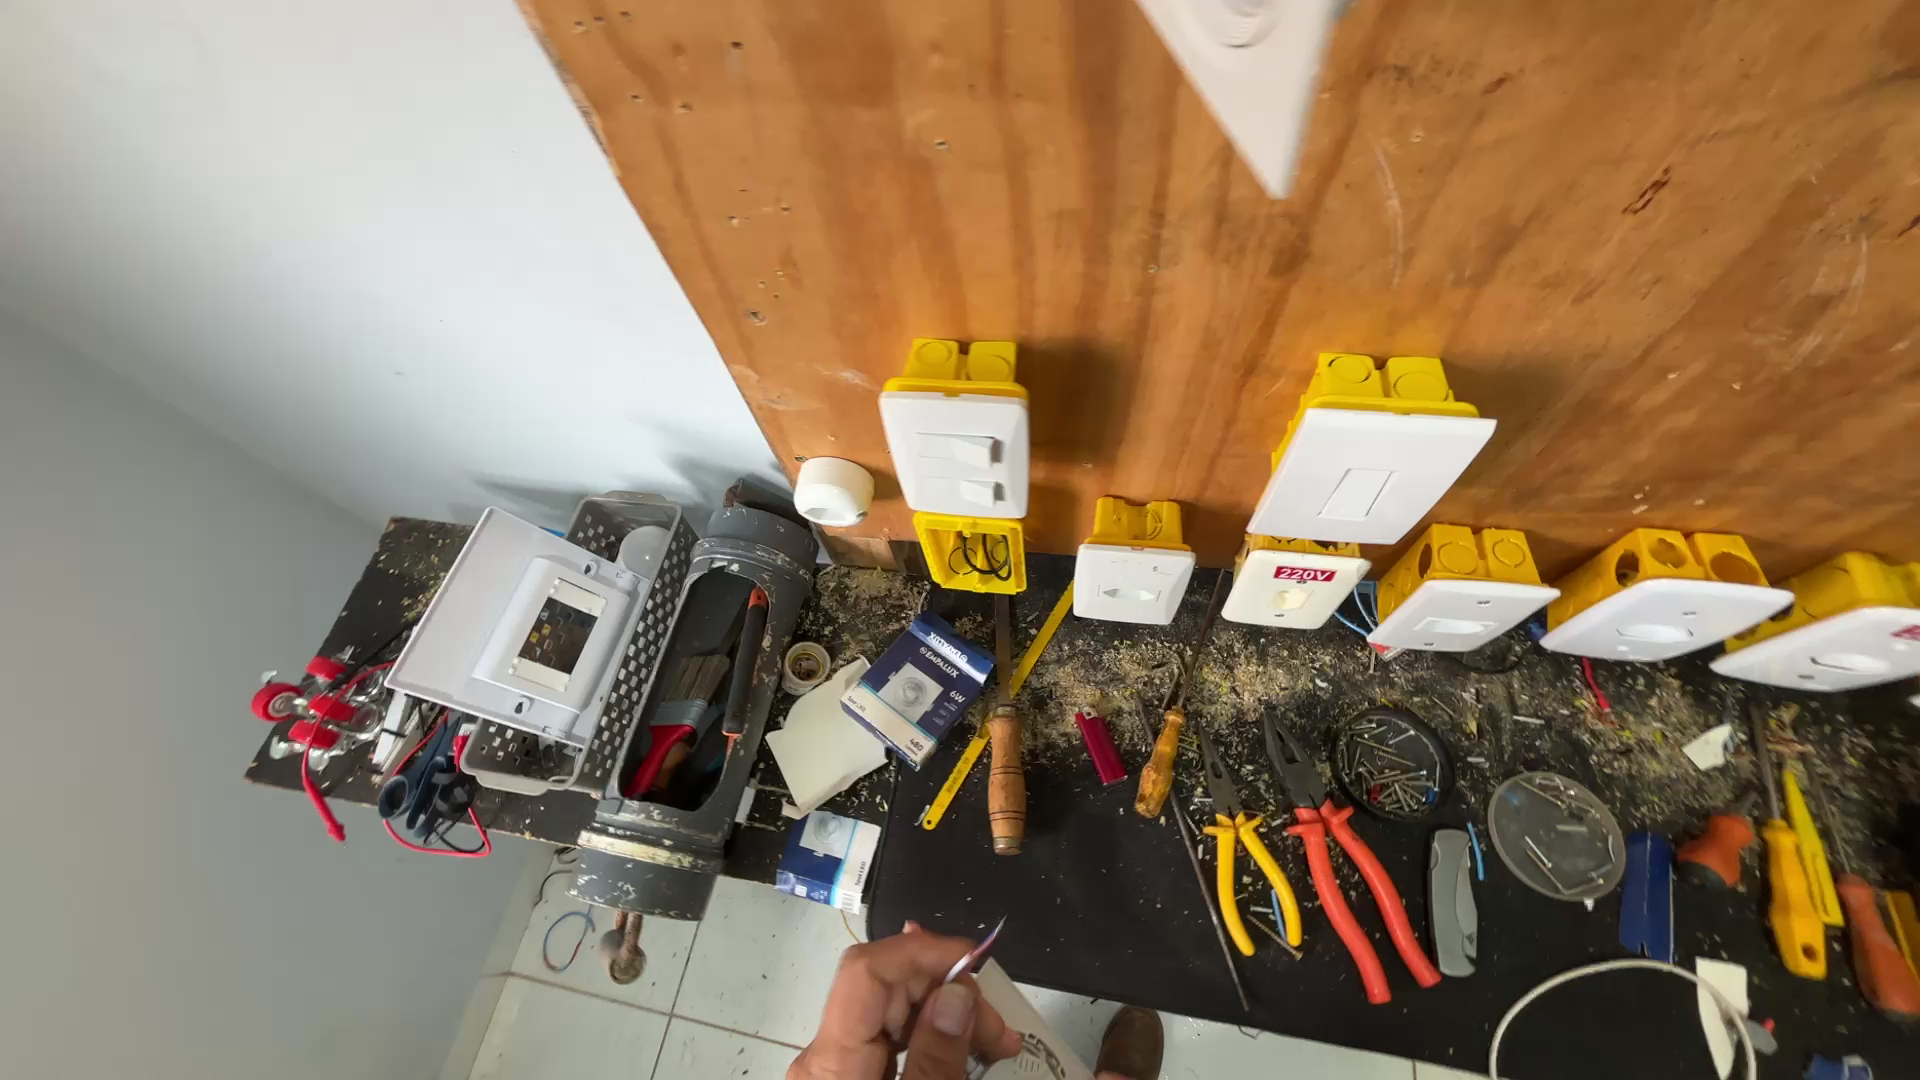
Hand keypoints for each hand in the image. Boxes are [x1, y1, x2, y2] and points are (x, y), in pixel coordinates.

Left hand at [790, 923, 1024, 1079]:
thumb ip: (937, 1059)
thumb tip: (957, 990)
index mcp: (831, 1062)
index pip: (866, 971)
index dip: (921, 949)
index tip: (974, 958)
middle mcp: (825, 1056)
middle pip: (885, 988)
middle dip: (947, 989)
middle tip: (999, 1027)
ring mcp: (836, 1068)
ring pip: (894, 1013)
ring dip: (947, 1015)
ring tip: (995, 1041)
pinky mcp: (850, 1079)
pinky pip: (891, 1040)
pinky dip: (931, 1039)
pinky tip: (964, 1046)